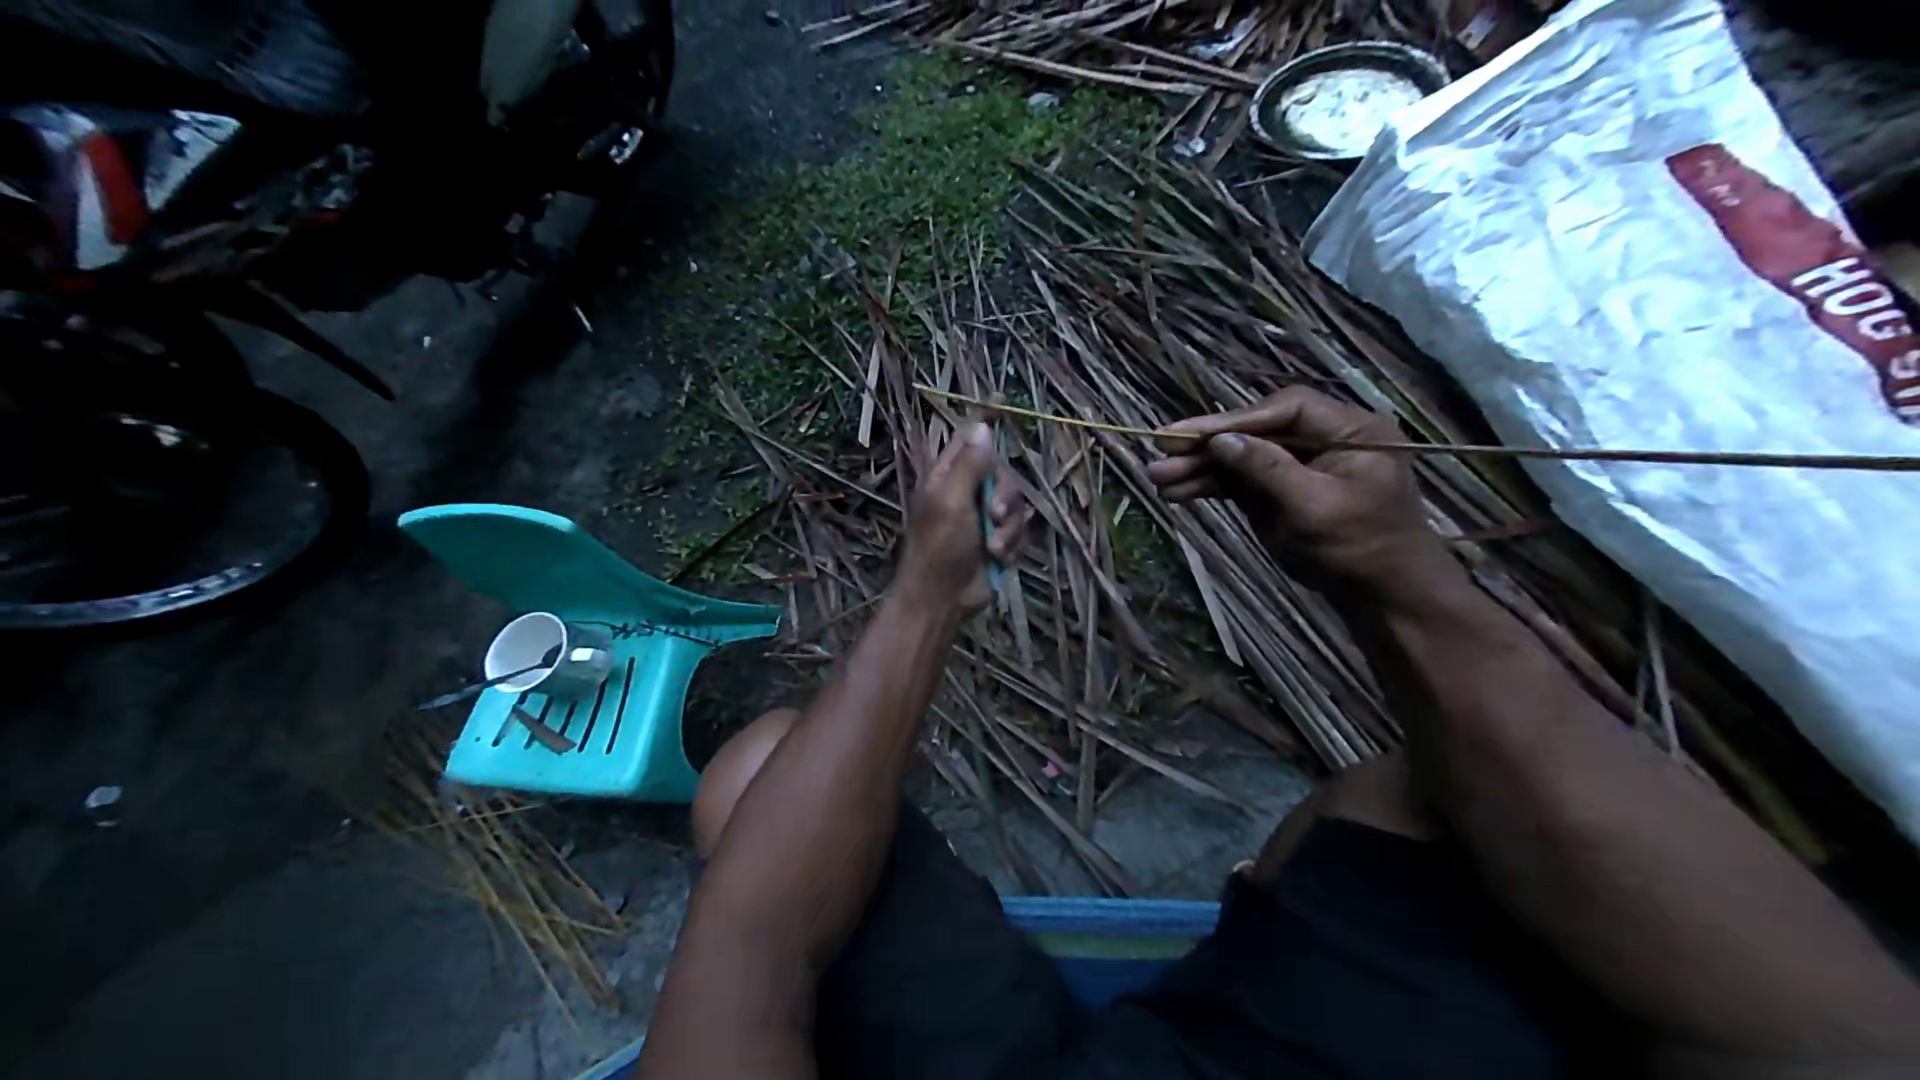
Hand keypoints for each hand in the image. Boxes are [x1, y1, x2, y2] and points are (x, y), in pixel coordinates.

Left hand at [896, 422, 1029, 612]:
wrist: (942, 600)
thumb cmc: (939, 548)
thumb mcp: (951, 501)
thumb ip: (969, 465)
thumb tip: (982, 426)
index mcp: (946, 477)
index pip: (967, 440)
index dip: (984, 422)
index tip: (1001, 398)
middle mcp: (965, 492)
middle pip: (1001, 473)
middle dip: (1005, 497)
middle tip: (995, 515)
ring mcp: (982, 517)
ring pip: (1015, 504)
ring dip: (1009, 528)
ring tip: (994, 547)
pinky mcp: (996, 540)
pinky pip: (1018, 530)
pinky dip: (1012, 545)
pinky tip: (999, 559)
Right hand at [1146, 387, 1454, 600]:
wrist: (1380, 594)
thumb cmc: (1360, 547)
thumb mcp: (1316, 506)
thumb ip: (1268, 469)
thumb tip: (1221, 441)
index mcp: (1348, 429)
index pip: (1285, 409)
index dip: (1237, 420)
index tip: (1194, 434)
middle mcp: (1319, 439)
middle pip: (1254, 431)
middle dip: (1207, 445)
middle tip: (1162, 452)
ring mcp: (1293, 465)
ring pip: (1239, 457)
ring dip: (1198, 468)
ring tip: (1158, 479)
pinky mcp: (1274, 491)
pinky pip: (1236, 481)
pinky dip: (1207, 486)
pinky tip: (1176, 492)